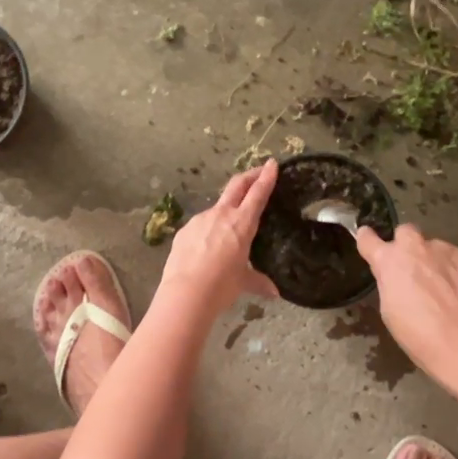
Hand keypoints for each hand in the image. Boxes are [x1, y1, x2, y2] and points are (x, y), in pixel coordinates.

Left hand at [160, 160, 279, 314]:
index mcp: (242, 223)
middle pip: (237, 185)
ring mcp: (200, 220)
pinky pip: (201, 224)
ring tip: (232, 221)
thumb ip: (258, 281)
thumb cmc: (221, 286)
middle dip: (250, 175)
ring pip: (217, 206)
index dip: (266, 177)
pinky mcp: (184, 230)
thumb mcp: (243, 282)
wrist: (185, 293)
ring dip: (227, 207)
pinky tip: (208, 244)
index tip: (272, 164)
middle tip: (259, 171)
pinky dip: (209, 228)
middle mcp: (221, 215)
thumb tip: (273, 292)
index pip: (258, 193)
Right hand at [355, 224, 457, 388]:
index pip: (368, 239)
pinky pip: (455, 259)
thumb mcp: (390, 310)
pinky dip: (454, 271)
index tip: (368, 241)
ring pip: (434, 248)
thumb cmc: (418, 334)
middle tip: (411, 268)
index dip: (367, 240)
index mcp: (390, 261)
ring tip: (443, 289)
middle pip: (405, 232)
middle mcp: (416, 247)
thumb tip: (396, 276)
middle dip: (406, 245)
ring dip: (433, 261)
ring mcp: (446, 251)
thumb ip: (390, 283)